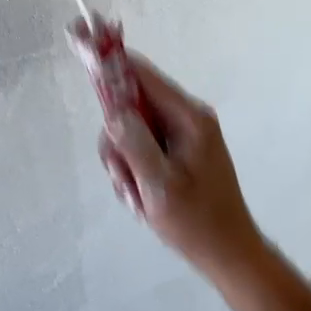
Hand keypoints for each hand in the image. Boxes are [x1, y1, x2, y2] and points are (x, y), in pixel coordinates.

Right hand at [99, 55, 270, 281]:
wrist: (228, 254)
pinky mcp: (179, 152)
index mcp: (188, 117)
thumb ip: (134, 143)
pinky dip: (135, 169)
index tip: (82, 56)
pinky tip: (142, 197)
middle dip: (118, 138)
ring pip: (133, 129)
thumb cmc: (196, 221)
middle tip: (121, 173)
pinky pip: (143, 146)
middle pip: (132, 104)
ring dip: (124, 160)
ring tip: (135, 193)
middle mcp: (187, 117)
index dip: (110, 66)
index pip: (142, 74)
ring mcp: (184, 135)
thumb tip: (112, 109)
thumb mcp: (158, 184)